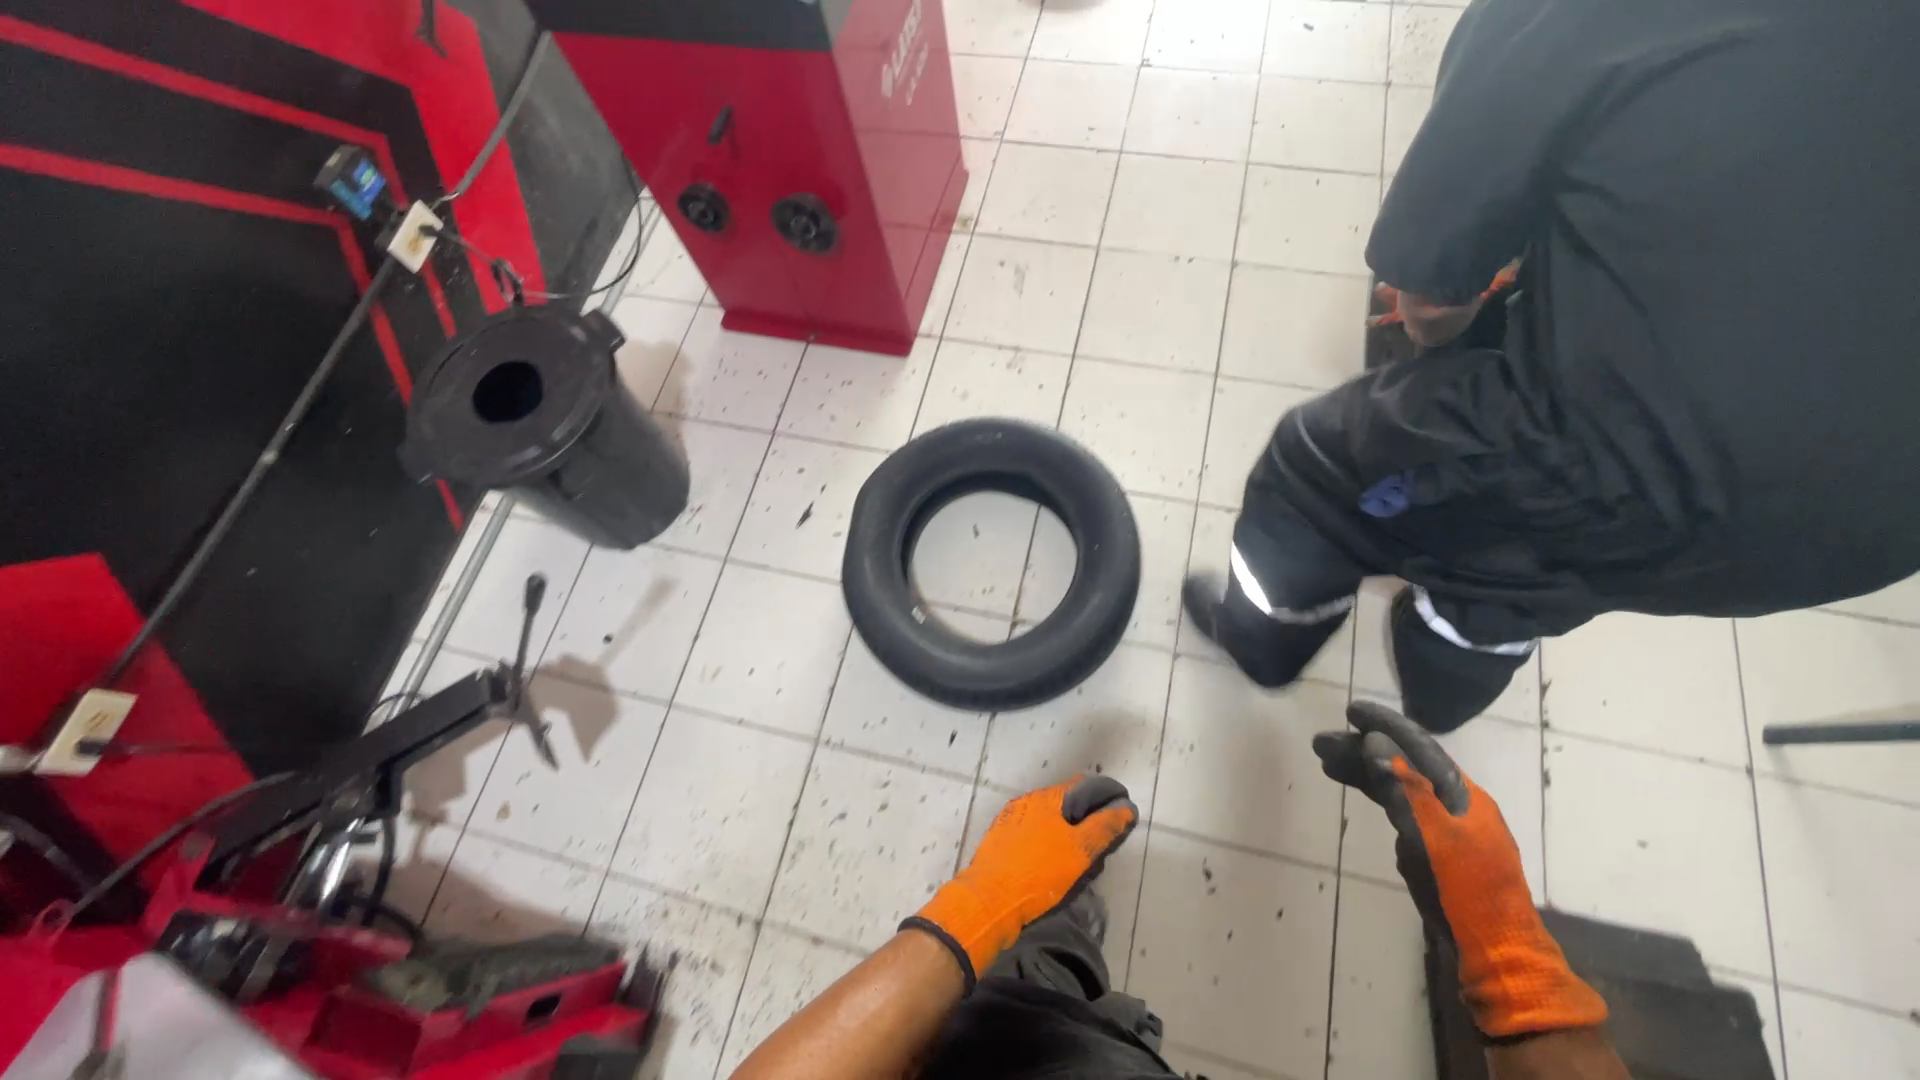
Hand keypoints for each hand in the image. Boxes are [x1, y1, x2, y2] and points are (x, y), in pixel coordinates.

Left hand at [903, 775, 1136, 986]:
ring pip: (1048, 817)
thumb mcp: (1079, 852)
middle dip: (1088, 812)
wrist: (988, 900)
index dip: (1107, 794)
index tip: (1124, 810)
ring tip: (1084, 849)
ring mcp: (1010, 820)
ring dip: (1068, 827)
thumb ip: (1103, 828)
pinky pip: (1033, 832)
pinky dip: (1050, 838)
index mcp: (1046, 798)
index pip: (1085, 784)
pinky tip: (1055, 858)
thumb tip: (1125, 807)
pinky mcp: (1000, 840)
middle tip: (1106, 833)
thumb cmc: (1038, 873)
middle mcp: (1026, 801)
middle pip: (1066, 800)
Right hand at [1313, 701, 1605, 1038]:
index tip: (1350, 711)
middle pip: (1403, 764)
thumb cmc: (1467, 891)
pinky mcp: (1436, 849)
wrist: (1496, 951)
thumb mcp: (1434, 837)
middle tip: (1321, 744)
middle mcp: (1454, 804)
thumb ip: (1406, 790)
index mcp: (1462, 795)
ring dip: (1364, 772)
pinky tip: (1360, 792)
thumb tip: (1376, 746)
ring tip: (1327, 764)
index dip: (1384, 725)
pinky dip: (1377, 795)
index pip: (1418, 746)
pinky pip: (1401, 808)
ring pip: (1399, 786)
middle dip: (1362, 750)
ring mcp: (1446, 827)